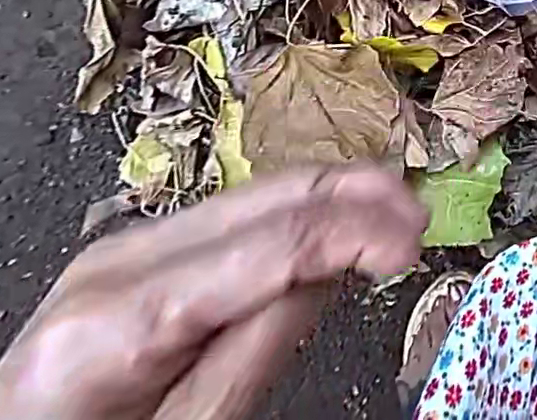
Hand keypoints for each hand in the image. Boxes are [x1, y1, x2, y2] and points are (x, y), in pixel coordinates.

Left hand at [0, 166, 424, 419]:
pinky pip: (251, 211)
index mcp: (116, 319)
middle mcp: (121, 258)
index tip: (415, 247)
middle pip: (278, 193)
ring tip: (398, 217)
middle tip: (420, 219)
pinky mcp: (147, 247)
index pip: (278, 240)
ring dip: (347, 195)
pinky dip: (312, 209)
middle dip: (365, 194)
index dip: (361, 231)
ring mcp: (131, 244)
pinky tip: (345, 223)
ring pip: (272, 188)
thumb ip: (261, 347)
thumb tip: (336, 265)